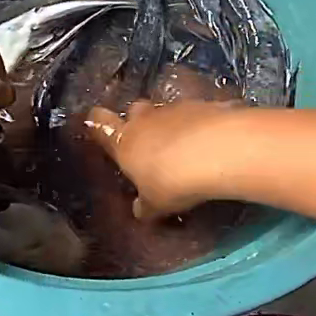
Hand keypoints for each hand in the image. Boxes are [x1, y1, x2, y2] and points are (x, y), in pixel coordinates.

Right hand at [84, 100, 244, 217]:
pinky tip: (213, 141)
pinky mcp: (205, 104)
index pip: (100, 123)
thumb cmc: (173, 182)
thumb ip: (145, 205)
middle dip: (141, 123)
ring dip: (174, 124)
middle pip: (136, 111)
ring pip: (168, 111)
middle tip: (152, 143)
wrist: (217, 152)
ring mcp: (177, 108)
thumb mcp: (156, 204)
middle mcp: (146, 119)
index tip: (100, 126)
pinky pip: (198, 113)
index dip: (99, 123)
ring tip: (188, 146)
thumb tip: (139, 210)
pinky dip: (202, 124)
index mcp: (125, 142)